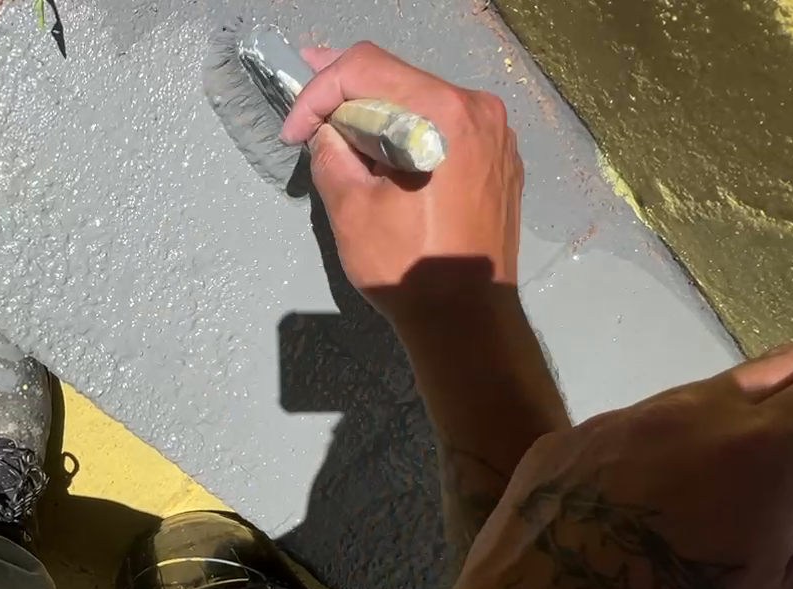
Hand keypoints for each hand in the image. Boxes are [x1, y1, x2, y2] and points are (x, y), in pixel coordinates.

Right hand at [281, 43, 521, 323]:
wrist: (467, 317)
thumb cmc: (407, 269)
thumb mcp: (352, 213)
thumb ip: (331, 159)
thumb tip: (325, 135)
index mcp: (443, 114)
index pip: (367, 68)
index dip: (318, 91)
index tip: (294, 132)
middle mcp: (477, 109)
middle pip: (398, 79)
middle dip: (346, 97)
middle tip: (305, 113)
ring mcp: (495, 134)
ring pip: (422, 104)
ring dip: (378, 119)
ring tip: (343, 145)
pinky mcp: (498, 160)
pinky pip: (446, 131)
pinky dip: (410, 138)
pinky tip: (387, 167)